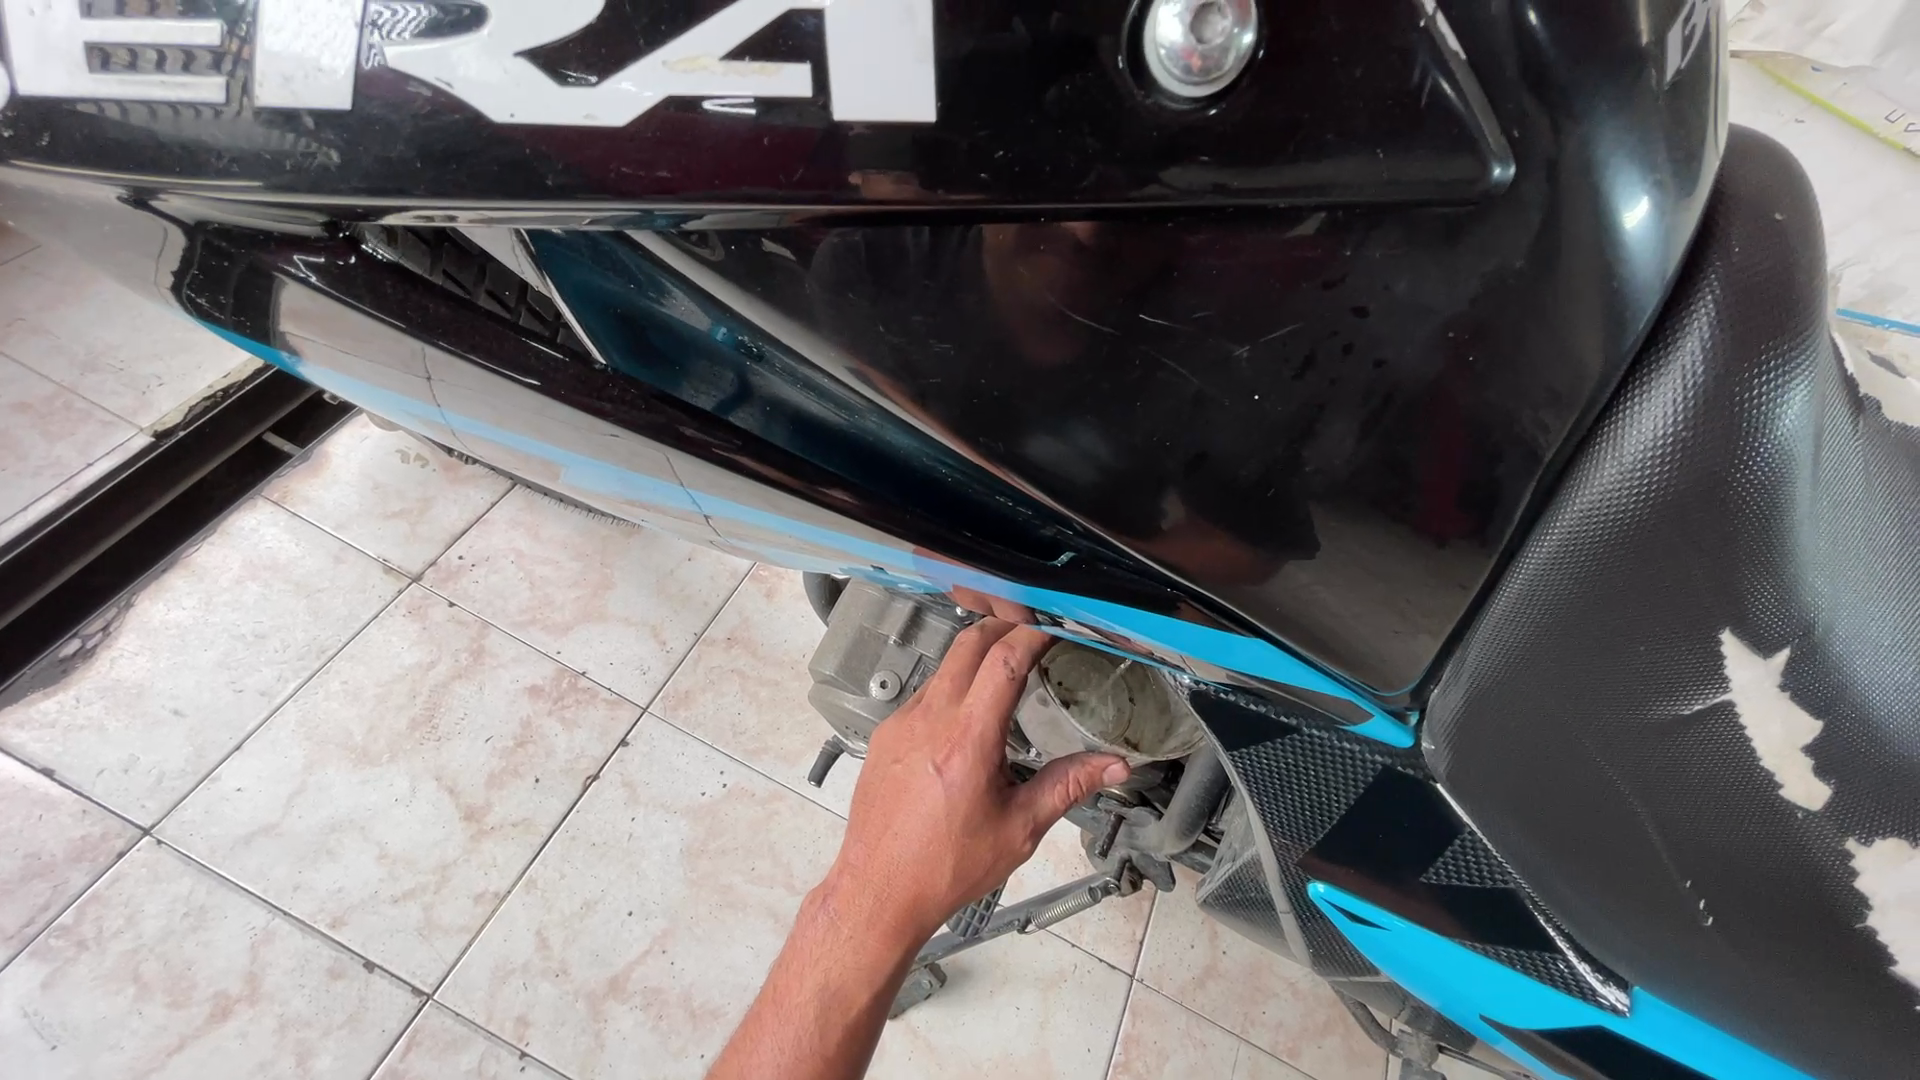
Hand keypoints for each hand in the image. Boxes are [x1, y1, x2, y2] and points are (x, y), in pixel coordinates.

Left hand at [822, 618, 1130, 944]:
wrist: (878, 890)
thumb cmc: (944, 866)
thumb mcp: (1018, 828)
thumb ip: (1067, 785)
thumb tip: (1113, 766)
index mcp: (967, 739)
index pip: (1003, 660)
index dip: (1033, 633)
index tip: (1052, 626)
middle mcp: (930, 719)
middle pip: (969, 642)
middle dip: (1004, 625)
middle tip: (1032, 629)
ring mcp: (902, 722)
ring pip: (945, 664)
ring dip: (977, 655)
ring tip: (1006, 670)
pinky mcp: (886, 733)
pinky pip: (924, 692)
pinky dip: (953, 685)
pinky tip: (968, 714)